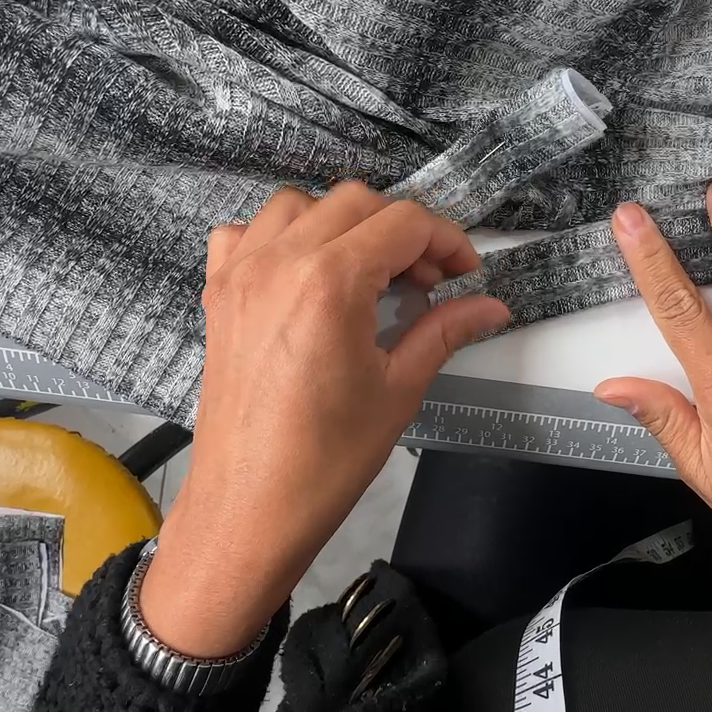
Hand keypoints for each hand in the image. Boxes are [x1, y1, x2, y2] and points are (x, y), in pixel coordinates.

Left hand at [140, 184, 509, 657]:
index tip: (464, 273)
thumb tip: (492, 307)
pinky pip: (245, 232)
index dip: (446, 241)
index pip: (404, 224)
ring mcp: (241, 274)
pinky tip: (303, 274)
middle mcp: (279, 262)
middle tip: (424, 281)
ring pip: (300, 205)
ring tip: (367, 273)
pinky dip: (280, 237)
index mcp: (330, 283)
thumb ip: (445, 331)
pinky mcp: (218, 294)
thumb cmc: (326, 460)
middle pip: (357, 202)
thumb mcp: (399, 389)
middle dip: (402, 231)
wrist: (249, 509)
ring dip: (344, 225)